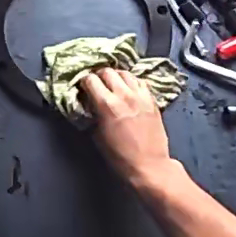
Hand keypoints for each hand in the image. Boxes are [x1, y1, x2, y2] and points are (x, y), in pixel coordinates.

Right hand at [77, 68, 178, 187]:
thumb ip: (93, 116)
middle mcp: (124, 95)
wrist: (149, 165)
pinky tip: (129, 89)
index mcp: (107, 104)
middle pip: (108, 72)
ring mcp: (140, 96)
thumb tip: (90, 106)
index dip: (84, 82)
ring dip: (116, 76)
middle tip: (97, 83)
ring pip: (125, 73)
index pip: (90, 80)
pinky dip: (132, 82)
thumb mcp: (98, 136)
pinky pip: (141, 82)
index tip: (83, 87)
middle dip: (99, 76)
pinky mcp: (152, 100)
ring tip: (113, 83)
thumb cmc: (120, 156)